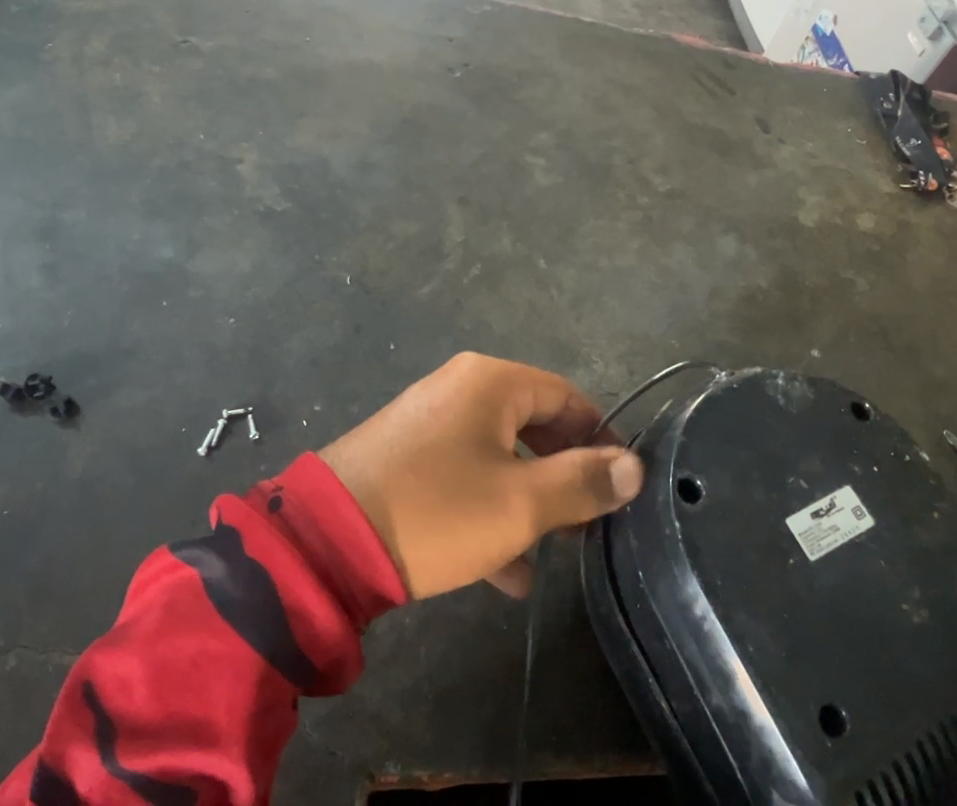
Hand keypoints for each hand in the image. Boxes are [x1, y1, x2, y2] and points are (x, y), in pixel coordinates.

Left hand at [319, 353, 644, 599]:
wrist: (322, 547)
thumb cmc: (436, 513)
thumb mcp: (521, 504)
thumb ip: (583, 482)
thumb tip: (634, 467)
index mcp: (491, 383)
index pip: (568, 397)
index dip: (600, 440)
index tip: (621, 486)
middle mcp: (459, 392)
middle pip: (534, 428)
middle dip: (563, 478)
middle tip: (588, 524)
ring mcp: (427, 427)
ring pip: (499, 460)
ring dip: (528, 505)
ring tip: (550, 554)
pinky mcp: (404, 462)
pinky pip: (463, 479)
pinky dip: (489, 514)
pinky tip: (506, 573)